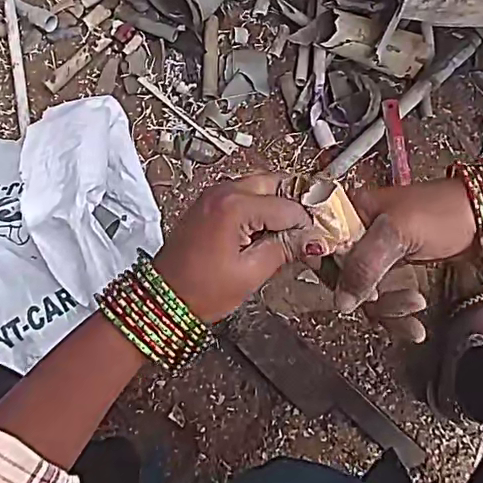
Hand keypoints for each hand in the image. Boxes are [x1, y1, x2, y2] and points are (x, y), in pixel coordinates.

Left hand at [151, 174, 310, 322]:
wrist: (162, 298)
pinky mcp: (210, 202)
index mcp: (234, 206)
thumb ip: (284, 249)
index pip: (287, 206)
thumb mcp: (250, 273)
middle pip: (276, 184)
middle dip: (296, 204)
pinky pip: (245, 193)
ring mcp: (214, 194)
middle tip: (311, 230)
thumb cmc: (200, 290)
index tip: (319, 241)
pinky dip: (262, 206)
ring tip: (293, 233)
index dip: (307, 225)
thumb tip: (313, 240)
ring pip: (261, 185)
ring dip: (280, 203)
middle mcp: (224, 191)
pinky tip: (270, 229)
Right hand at [335, 181, 477, 313]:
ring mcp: (378, 254)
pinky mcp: (395, 271)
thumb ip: (364, 264)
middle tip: (386, 300)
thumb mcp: (398, 233)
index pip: (321, 249)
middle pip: (343, 278)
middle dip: (368, 297)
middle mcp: (358, 234)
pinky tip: (413, 327)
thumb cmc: (442, 211)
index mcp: (351, 213)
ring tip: (415, 307)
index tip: (349, 292)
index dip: (332, 275)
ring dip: (389, 309)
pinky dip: (397, 316)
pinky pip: (385, 300)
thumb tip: (342, 301)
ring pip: (365, 294)